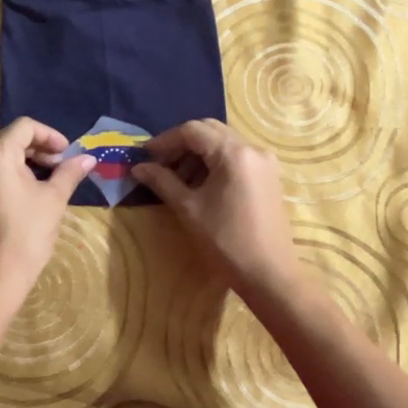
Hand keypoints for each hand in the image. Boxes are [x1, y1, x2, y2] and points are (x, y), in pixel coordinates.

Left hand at [0, 117, 95, 297]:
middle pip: (12, 138)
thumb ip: (70, 172)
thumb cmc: (29, 231)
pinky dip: (15, 173)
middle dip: (40, 148)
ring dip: (28, 160)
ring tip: (50, 178)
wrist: (0, 274)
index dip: (50, 135)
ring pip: (3, 155)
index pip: (25, 126)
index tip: (67, 152)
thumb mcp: (54, 197)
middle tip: (61, 165)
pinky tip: (32, 190)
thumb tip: (88, 158)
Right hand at [132, 118, 302, 301]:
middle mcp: (252, 148)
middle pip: (210, 131)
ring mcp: (264, 162)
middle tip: (160, 164)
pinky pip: (237, 156)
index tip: (145, 155)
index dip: (165, 140)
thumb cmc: (226, 241)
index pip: (192, 131)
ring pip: (223, 143)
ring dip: (198, 154)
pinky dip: (216, 163)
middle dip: (182, 144)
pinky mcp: (269, 176)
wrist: (270, 276)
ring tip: (179, 179)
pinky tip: (202, 185)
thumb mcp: (188, 208)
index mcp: (233, 152)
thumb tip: (138, 167)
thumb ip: (162, 181)